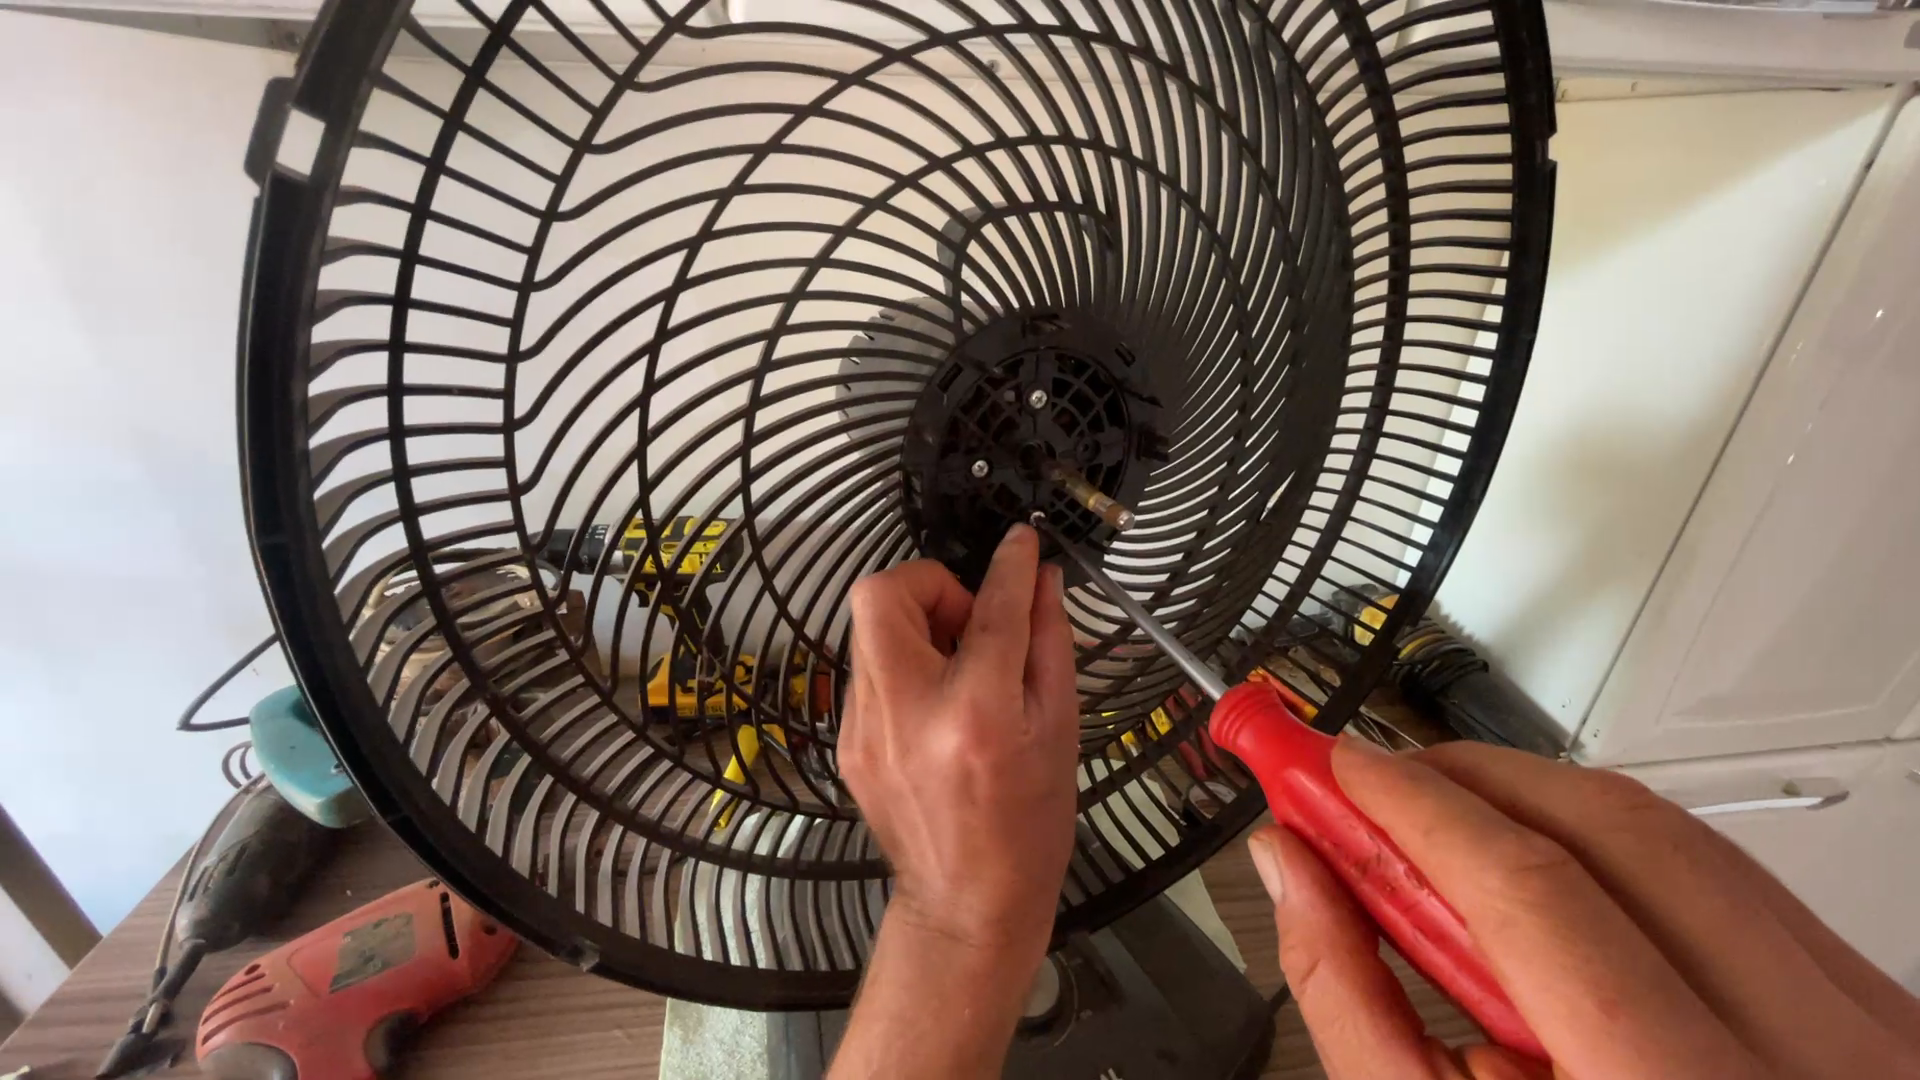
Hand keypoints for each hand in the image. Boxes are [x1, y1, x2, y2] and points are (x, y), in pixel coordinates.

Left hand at [839, 524, 1079, 950]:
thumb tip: (1042, 583)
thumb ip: (1049, 645)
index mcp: (977, 716)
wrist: (965, 906)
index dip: (1010, 566)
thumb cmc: (1029, 825)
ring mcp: (865, 729)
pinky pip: (869, 668)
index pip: (990, 611)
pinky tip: (936, 700)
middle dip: (928, 582)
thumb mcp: (1060, 732)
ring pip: (868, 628)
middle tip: (966, 617)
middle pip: (881, 595)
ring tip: (956, 662)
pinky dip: (905, 661)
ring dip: (915, 622)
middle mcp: (908, 715)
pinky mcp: (847, 741)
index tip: (1021, 544)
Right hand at [1247, 739, 1919, 1079]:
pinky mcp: (1872, 1007)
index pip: (1530, 887)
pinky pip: (1711, 867)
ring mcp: (1872, 1031)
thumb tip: (1288, 862)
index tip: (1332, 765)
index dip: (1410, 802)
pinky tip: (1526, 872)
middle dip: (1458, 778)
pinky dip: (1591, 839)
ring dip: (1518, 799)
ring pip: (1662, 832)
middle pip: (1606, 826)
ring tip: (1434, 828)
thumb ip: (1342, 988)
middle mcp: (1822, 1063)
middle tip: (1368, 788)